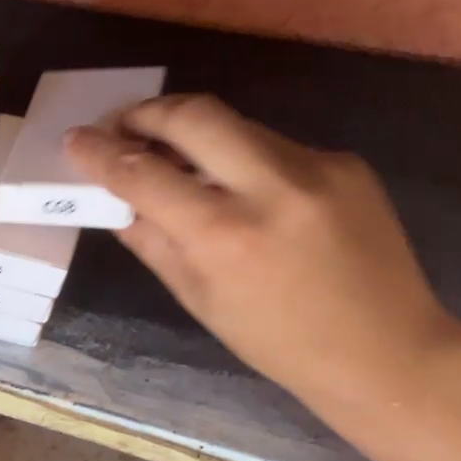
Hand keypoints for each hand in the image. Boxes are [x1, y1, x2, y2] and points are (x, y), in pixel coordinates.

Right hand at [64, 94, 460, 414]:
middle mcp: (272, 186)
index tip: (76, 140)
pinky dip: (238, 157)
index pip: (143, 174)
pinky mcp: (345, 162)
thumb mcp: (197, 297)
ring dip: (192, 134)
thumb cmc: (273, 339)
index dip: (101, 153)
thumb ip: (154, 241)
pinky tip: (233, 186)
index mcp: (223, 233)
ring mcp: (317, 167)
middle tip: (120, 125)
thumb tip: (119, 203)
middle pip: (196, 115)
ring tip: (168, 157)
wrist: (384, 347)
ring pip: (237, 126)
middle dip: (147, 113)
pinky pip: (273, 146)